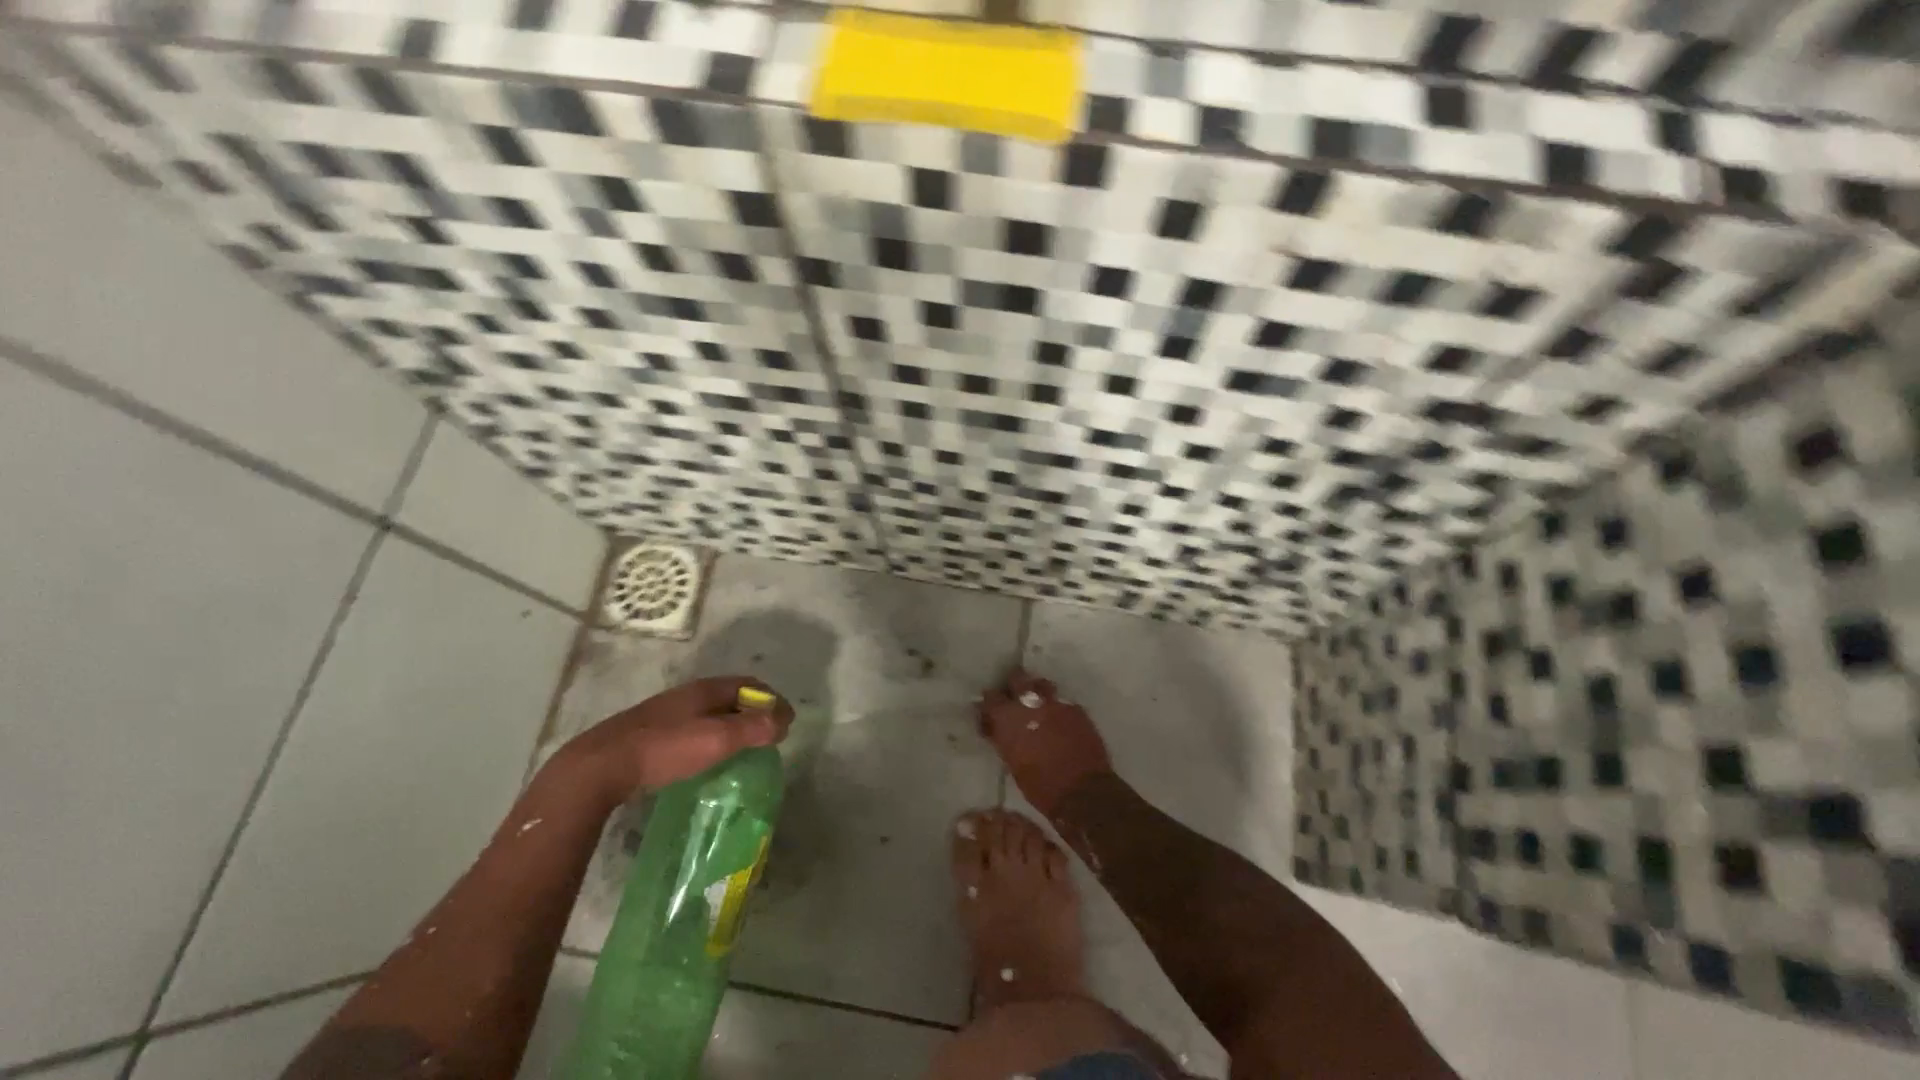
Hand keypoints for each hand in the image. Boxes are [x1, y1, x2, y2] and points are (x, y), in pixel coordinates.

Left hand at [557, 676, 793, 803]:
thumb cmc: (664, 749)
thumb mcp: (716, 739)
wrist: (601, 766)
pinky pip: (694, 728)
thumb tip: (783, 720)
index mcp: (704, 690)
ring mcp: (666, 713)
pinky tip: (708, 757)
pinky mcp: (651, 733)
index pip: (749, 684)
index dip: (772, 699)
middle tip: (770, 736)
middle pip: (730, 697)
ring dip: (733, 725)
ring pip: (710, 713)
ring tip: (744, 748)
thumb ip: (752, 729)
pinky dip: (712, 737)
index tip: (788, 723)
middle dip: (754, 712)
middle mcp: (687, 695)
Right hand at [977, 668, 1112, 817]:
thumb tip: (996, 729)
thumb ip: (1003, 739)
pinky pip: (1062, 701)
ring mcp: (1056, 703)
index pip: (991, 698)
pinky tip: (1058, 720)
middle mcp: (1031, 704)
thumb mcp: (1012, 764)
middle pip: (1017, 679)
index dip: (989, 704)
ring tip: (1037, 704)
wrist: (1083, 792)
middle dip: (1013, 686)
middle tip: (1013, 699)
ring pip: (1041, 685)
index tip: (989, 711)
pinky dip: (1056, 708)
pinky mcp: (1077, 710)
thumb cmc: (1040, 787)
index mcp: (1008, 719)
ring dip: (1036, 691)